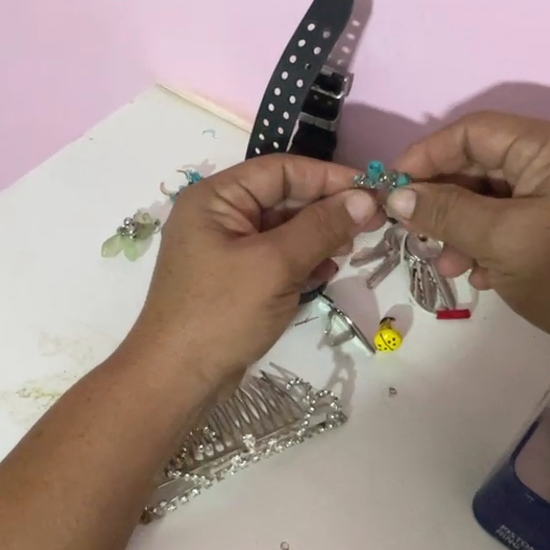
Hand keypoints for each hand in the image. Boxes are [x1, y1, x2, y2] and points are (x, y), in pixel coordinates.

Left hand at [121, 155, 381, 392]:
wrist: (177, 379)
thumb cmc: (222, 313)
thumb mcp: (275, 265)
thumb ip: (321, 227)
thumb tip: (365, 197)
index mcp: (214, 198)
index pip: (280, 170)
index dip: (328, 176)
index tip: (372, 190)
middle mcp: (216, 216)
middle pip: (282, 197)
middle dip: (326, 209)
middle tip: (371, 224)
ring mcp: (224, 249)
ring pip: (283, 229)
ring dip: (318, 237)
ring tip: (351, 250)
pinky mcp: (234, 280)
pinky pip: (275, 258)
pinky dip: (303, 261)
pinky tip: (327, 272)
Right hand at [387, 112, 549, 366]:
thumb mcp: (505, 242)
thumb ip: (447, 213)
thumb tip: (397, 195)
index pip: (474, 131)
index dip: (426, 155)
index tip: (390, 189)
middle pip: (482, 165)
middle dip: (443, 200)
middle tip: (413, 235)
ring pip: (495, 199)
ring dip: (463, 229)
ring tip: (446, 267)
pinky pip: (516, 222)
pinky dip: (490, 244)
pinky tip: (480, 277)